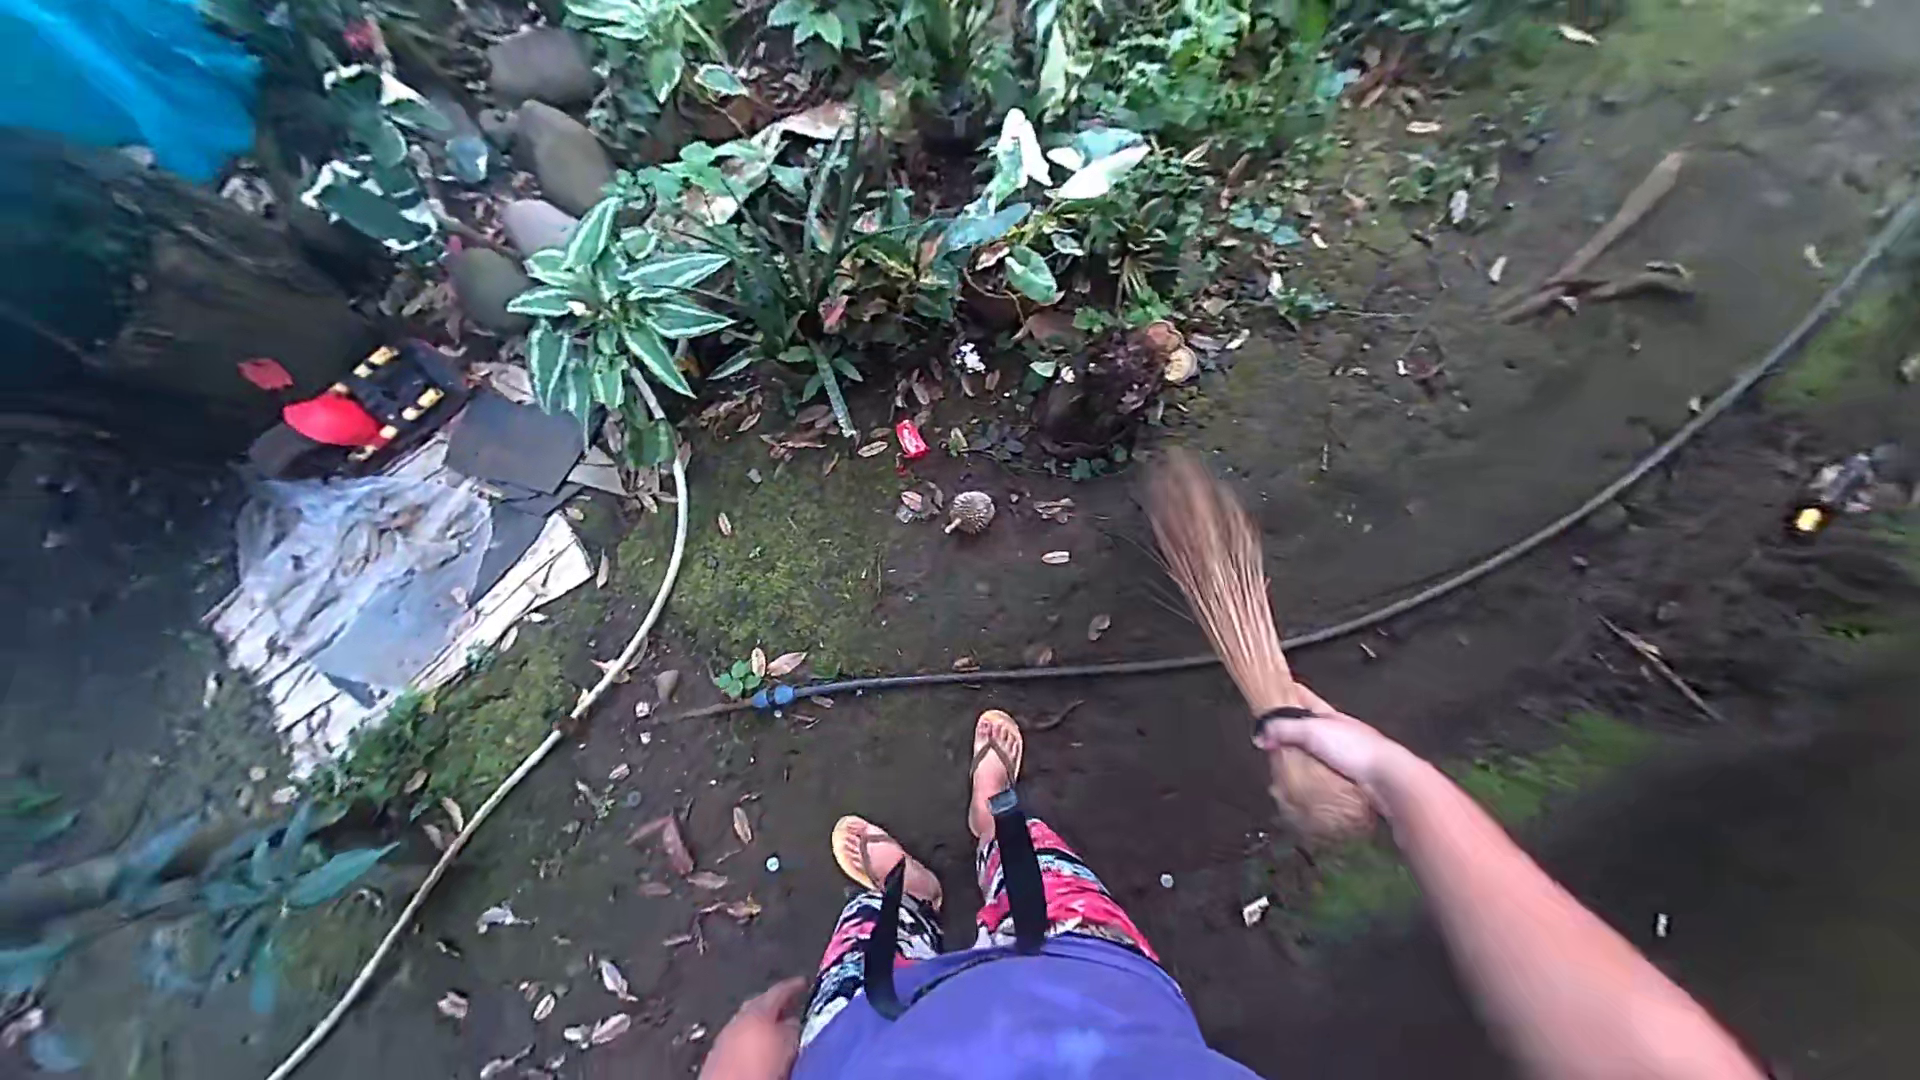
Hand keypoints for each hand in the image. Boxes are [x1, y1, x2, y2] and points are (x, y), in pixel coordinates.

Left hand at [699, 976, 808, 1079]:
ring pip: (747, 1022)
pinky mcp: (716, 1058)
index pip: (779, 989)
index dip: (794, 985)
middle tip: (791, 1007)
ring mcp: (725, 1038)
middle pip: (760, 1003)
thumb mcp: (788, 1046)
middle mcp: (739, 1019)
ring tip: (777, 1034)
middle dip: (776, 1004)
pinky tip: (757, 1053)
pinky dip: (749, 1041)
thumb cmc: (758, 1070)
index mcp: (757, 1010)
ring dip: (762, 1024)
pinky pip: (738, 1040)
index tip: (803, 983)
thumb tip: (794, 1022)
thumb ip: (793, 1027)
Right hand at [1254, 682, 1425, 813]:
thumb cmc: (1359, 749)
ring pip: (1310, 750)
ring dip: (1297, 757)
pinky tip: (1301, 780)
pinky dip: (1307, 776)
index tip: (1267, 691)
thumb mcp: (1311, 730)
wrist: (1390, 780)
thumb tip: (1261, 733)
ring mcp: (1341, 753)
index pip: (1300, 695)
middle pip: (1302, 725)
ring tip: (1283, 763)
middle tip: (1268, 738)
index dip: (1283, 691)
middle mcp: (1335, 731)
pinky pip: (1318, 772)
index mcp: (1328, 714)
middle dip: (1285, 731)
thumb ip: (1283, 729)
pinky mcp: (1345, 776)